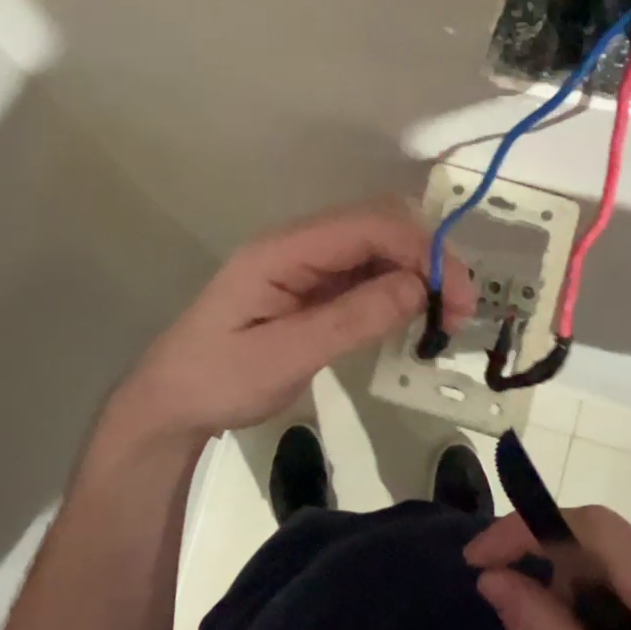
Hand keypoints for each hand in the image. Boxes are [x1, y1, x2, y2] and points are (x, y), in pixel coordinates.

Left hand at [113, 203, 475, 441]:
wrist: (171, 403)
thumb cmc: (217, 381)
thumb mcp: (283, 357)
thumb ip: (350, 320)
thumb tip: (418, 286)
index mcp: (281, 251)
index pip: (366, 226)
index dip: (422, 250)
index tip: (459, 297)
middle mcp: (294, 247)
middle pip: (375, 228)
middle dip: (427, 258)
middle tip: (458, 313)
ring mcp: (300, 269)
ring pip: (373, 251)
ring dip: (416, 275)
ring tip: (444, 320)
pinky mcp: (306, 292)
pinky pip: (361, 278)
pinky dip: (395, 292)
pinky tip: (414, 320)